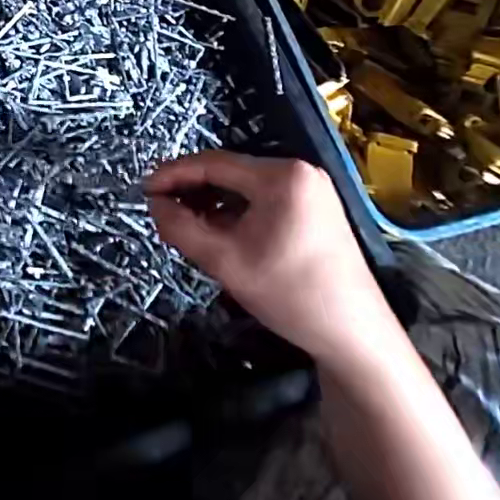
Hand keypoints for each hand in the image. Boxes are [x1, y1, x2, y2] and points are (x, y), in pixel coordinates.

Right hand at [146, 150, 385, 365]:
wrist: (355, 337)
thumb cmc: (290, 294)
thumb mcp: (225, 261)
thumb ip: (181, 228)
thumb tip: (154, 204)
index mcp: (281, 175)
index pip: (213, 163)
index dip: (173, 174)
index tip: (144, 190)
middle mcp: (298, 171)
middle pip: (229, 172)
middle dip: (191, 189)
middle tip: (160, 209)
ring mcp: (310, 189)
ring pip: (243, 187)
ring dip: (211, 202)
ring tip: (183, 223)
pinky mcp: (314, 208)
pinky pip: (262, 200)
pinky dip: (234, 212)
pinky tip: (216, 232)